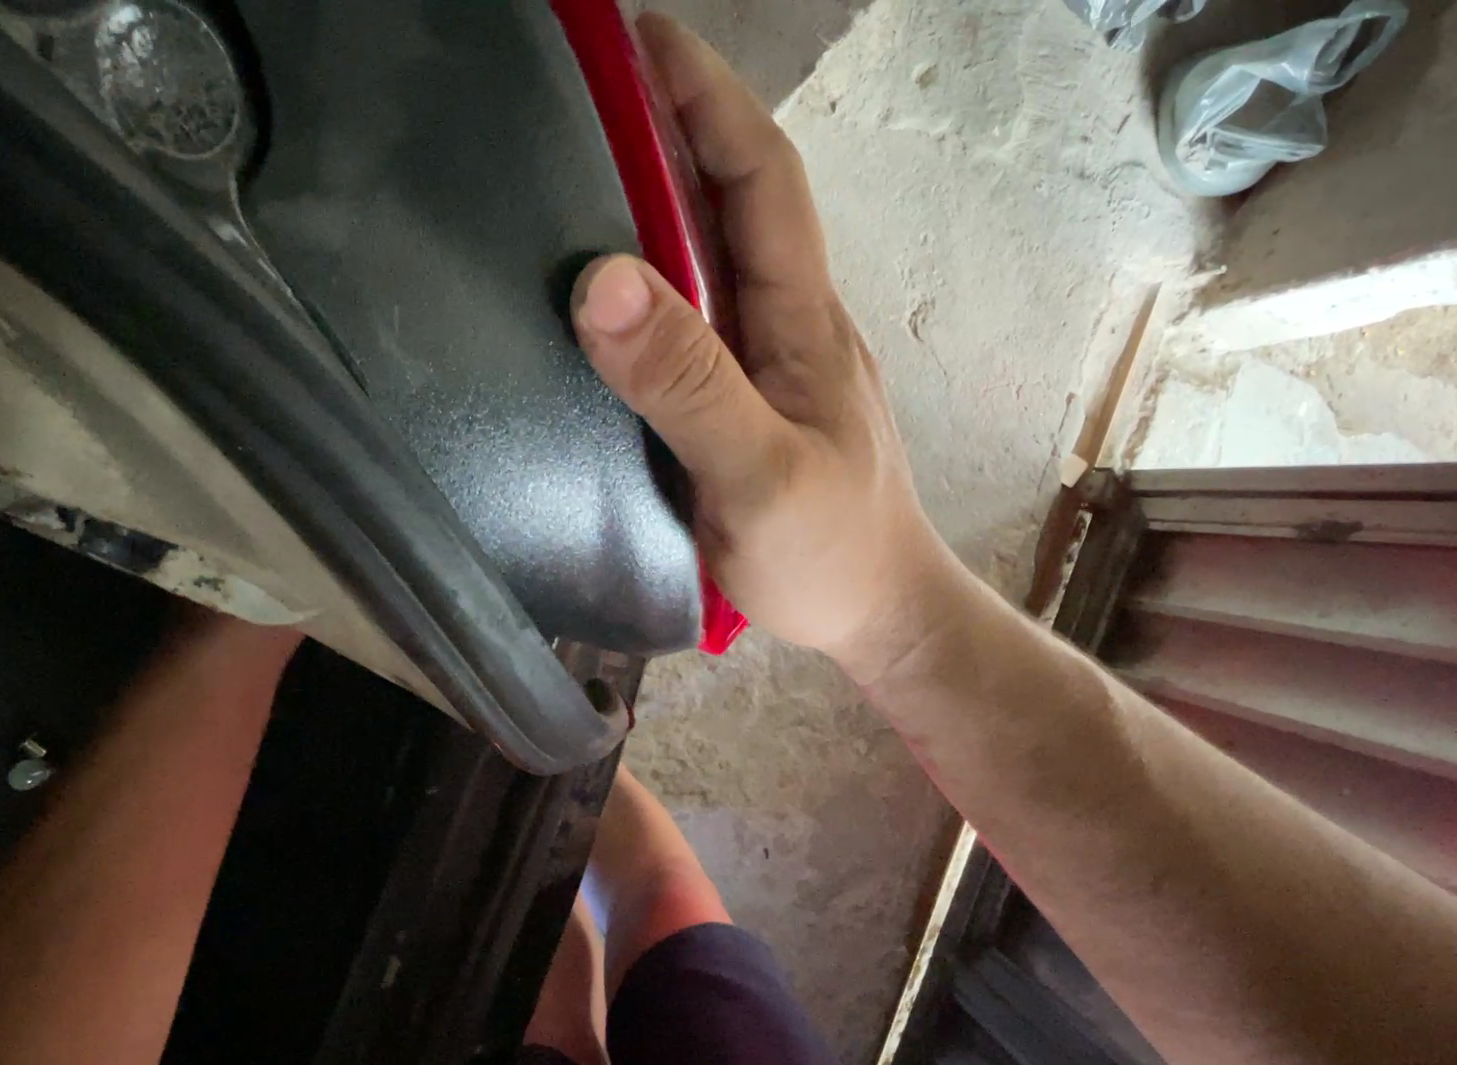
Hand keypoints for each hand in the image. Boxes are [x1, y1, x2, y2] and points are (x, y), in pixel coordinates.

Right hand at [572, 15, 971, 677]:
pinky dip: (653, 276)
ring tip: (576, 170)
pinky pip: (696, 315)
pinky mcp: (747, 398)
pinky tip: (607, 287)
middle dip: (671, 126)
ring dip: (658, 197)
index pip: (760, 175)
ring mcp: (769, 361)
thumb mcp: (758, 474)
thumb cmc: (830, 553)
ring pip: (713, 255)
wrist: (879, 615)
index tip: (638, 38)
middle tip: (586, 91)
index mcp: (800, 318)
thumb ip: (687, 384)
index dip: (705, 96)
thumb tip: (602, 279)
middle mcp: (787, 320)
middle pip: (732, 199)